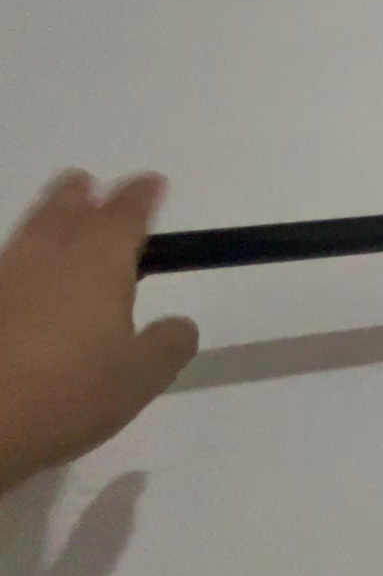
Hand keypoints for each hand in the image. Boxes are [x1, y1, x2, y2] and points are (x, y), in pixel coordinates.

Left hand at [0, 171, 197, 495]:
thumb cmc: (64, 396)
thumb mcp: (144, 375)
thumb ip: (168, 342)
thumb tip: (173, 324)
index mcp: (94, 272)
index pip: (123, 221)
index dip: (138, 199)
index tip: (150, 181)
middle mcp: (37, 270)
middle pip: (56, 222)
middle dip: (72, 199)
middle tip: (81, 179)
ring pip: (17, 248)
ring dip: (38, 228)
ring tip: (51, 222)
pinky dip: (12, 271)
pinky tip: (18, 283)